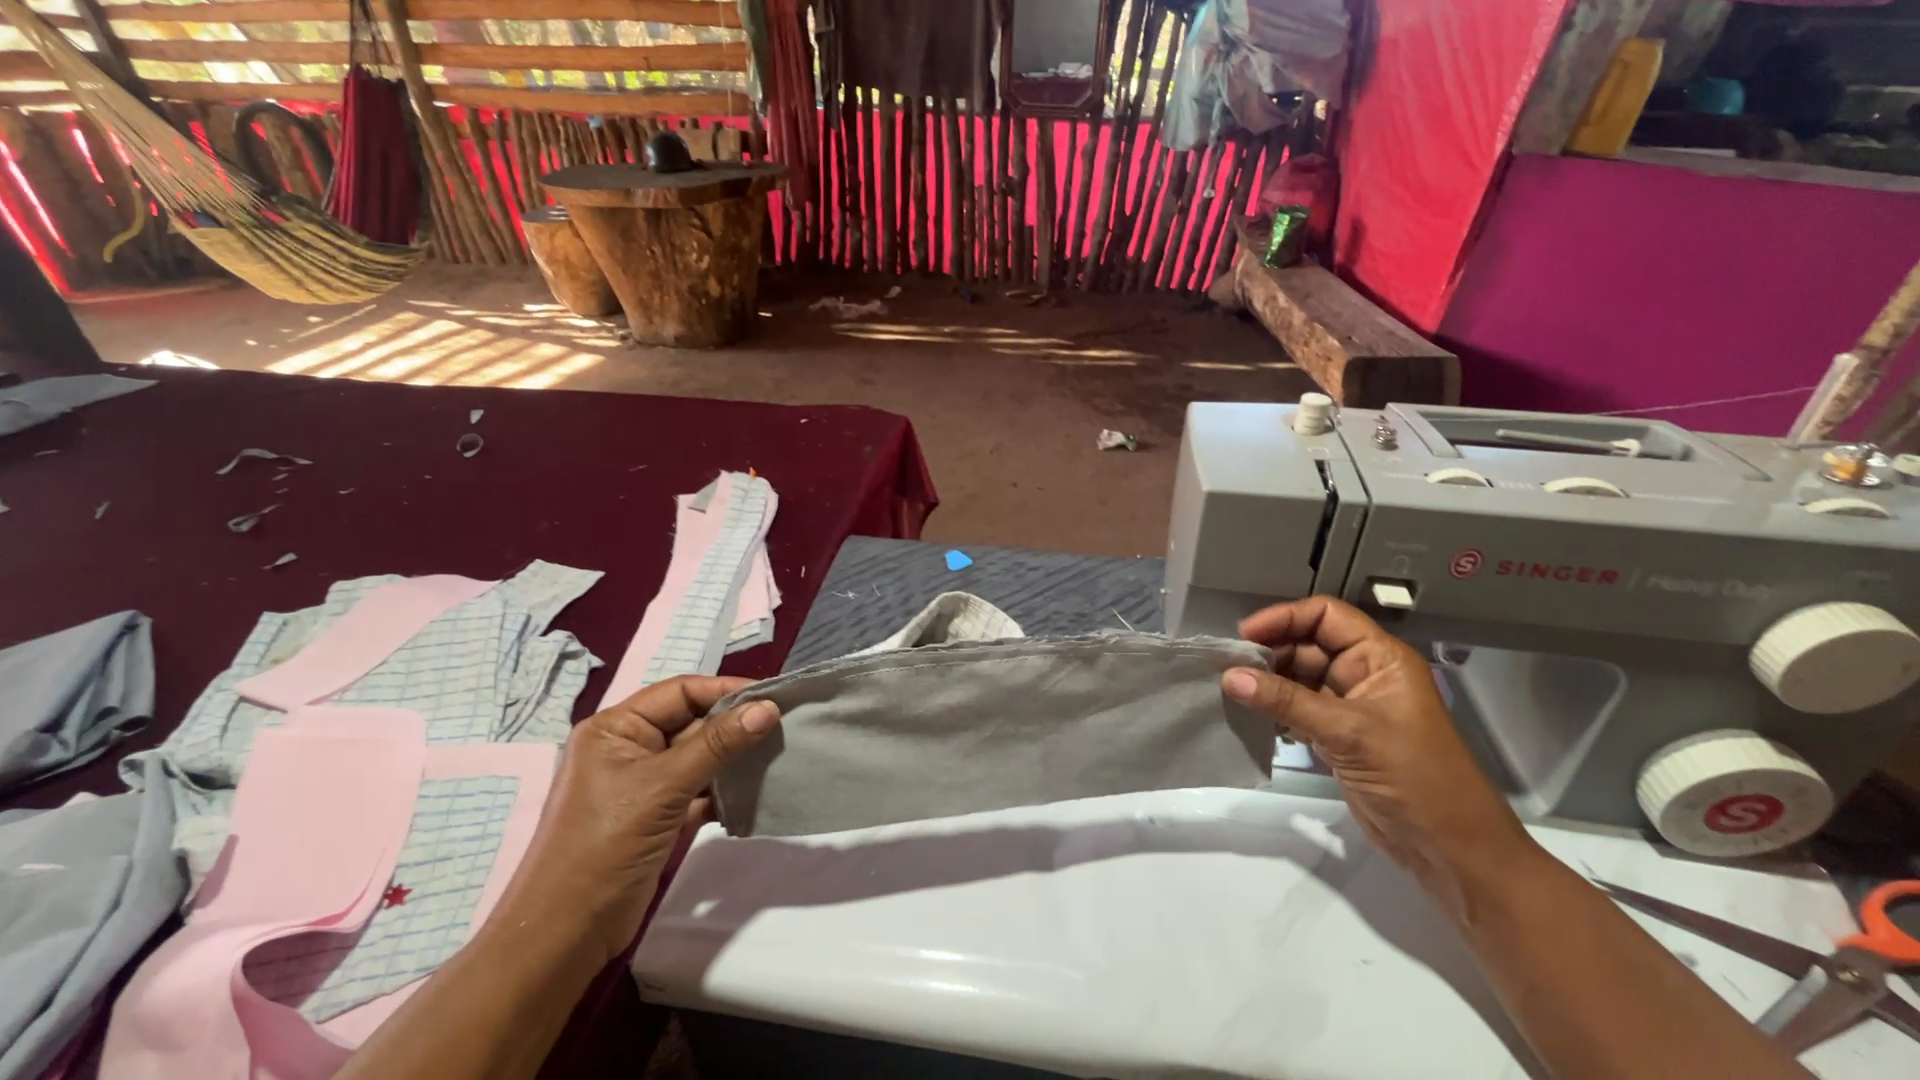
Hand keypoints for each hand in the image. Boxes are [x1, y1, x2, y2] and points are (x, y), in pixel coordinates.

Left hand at [495, 675, 779, 963]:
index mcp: (616, 728)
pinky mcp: (658, 816)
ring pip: (700, 757)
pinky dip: (724, 790)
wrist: (567, 930)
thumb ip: (717, 744)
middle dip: (735, 725)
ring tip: (778, 757)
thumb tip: (767, 708)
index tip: (774, 698)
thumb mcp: (664, 787)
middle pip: (692, 722)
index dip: (726, 691)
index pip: (679, 691)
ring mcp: (644, 784)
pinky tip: (755, 793)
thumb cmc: (606, 844)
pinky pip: (699, 789)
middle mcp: (628, 748)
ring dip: (734, 759)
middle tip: (785, 729)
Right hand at [1221, 597, 1535, 898]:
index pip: (1327, 617)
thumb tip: (1230, 676)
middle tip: (1230, 669)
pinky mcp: (1339, 739)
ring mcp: (1351, 708)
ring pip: (1299, 680)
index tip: (1244, 636)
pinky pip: (1298, 712)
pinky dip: (1275, 712)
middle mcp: (1365, 675)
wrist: (1449, 846)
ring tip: (1232, 693)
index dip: (1286, 618)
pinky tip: (1252, 719)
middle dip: (1271, 653)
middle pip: (1308, 646)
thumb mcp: (1350, 732)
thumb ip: (1287, 702)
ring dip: (1268, 684)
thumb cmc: (1415, 776)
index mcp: (1381, 659)